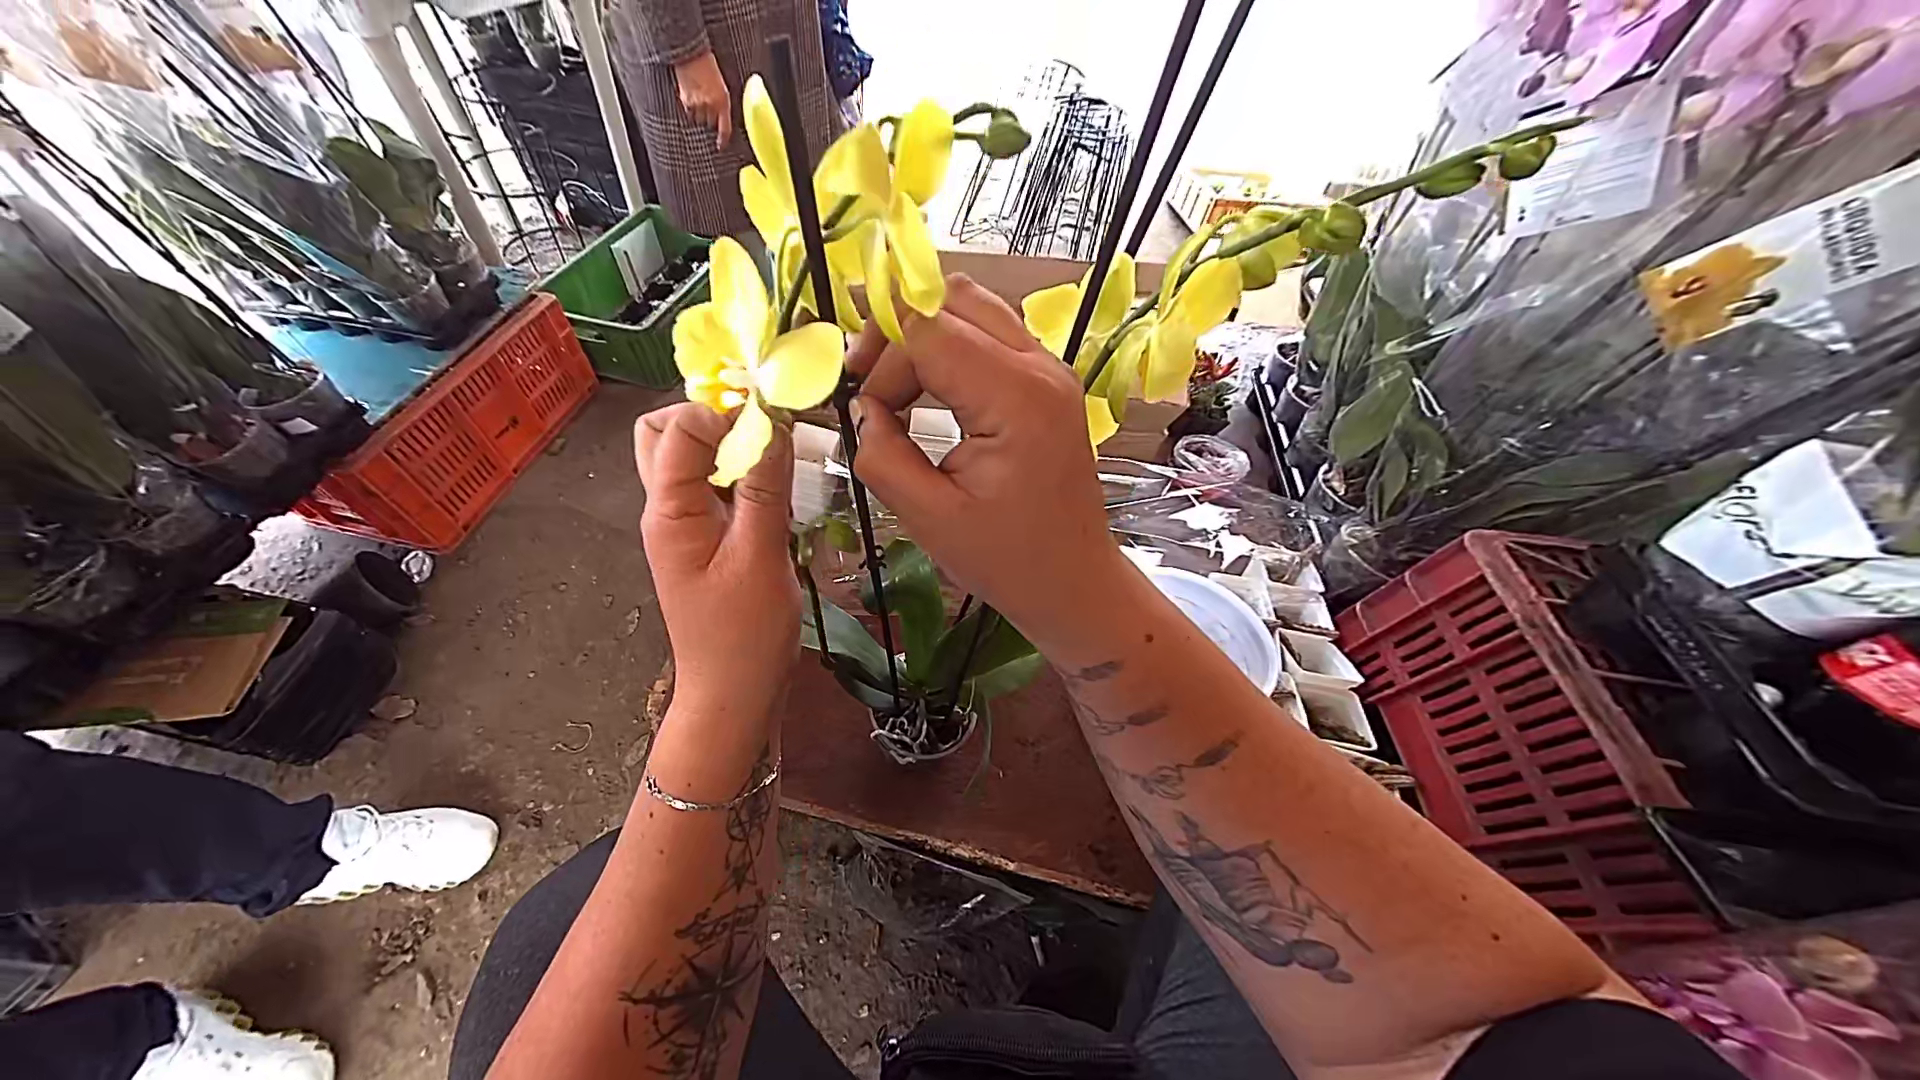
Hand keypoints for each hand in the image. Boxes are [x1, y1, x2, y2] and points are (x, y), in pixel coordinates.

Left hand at [634, 404, 798, 714]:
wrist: (734, 693)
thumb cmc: (744, 634)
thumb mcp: (760, 557)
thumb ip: (765, 489)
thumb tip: (775, 426)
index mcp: (669, 511)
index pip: (678, 429)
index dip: (723, 413)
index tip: (773, 420)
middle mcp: (667, 510)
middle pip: (664, 435)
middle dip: (709, 417)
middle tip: (760, 429)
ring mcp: (685, 526)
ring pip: (689, 460)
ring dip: (727, 446)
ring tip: (773, 459)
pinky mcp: (707, 540)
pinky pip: (715, 489)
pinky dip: (741, 476)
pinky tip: (775, 493)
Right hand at [673, 49, 731, 150]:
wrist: (691, 52)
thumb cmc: (707, 67)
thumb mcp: (721, 87)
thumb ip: (721, 103)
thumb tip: (720, 120)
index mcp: (723, 102)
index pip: (725, 128)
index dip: (722, 139)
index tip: (720, 145)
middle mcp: (711, 106)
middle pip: (710, 124)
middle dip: (709, 120)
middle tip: (706, 108)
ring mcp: (697, 104)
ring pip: (699, 120)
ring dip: (699, 114)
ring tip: (698, 100)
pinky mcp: (685, 101)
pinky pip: (688, 113)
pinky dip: (689, 109)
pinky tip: (690, 97)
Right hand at [843, 277, 1128, 639]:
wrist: (1073, 580)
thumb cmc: (1008, 560)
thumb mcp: (930, 518)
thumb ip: (883, 455)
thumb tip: (863, 410)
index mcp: (1018, 399)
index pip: (929, 332)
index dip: (884, 361)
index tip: (866, 408)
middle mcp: (1042, 369)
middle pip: (953, 299)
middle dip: (899, 331)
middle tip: (868, 381)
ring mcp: (1051, 371)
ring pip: (974, 308)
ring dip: (924, 335)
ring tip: (894, 386)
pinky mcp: (1048, 383)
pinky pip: (992, 336)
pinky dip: (951, 349)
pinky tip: (930, 390)